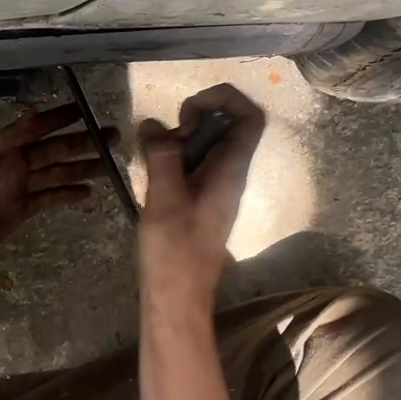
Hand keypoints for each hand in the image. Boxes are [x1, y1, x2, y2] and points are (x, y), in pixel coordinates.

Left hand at [0, 103, 116, 265]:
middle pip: (52, 151)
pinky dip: (67, 194)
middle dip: (80, 144)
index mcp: (0, 147)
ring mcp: (18, 188)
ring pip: (55, 174)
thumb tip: (36, 114)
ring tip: (108, 165)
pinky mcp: (21, 211)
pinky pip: (49, 198)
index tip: (85, 111)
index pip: (36, 129)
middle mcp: (12, 164)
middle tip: (111, 138)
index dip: (59, 119)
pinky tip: (88, 191)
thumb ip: (9, 138)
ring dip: (80, 168)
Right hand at [137, 85, 265, 313]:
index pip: (250, 118)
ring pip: (207, 147)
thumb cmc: (174, 252)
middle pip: (228, 127)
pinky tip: (150, 173)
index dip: (224, 99)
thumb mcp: (164, 199)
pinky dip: (173, 159)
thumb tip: (153, 123)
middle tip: (167, 134)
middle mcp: (229, 176)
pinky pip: (193, 167)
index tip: (187, 110)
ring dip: (180, 139)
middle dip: (196, 117)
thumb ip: (162, 157)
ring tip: (152, 153)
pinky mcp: (198, 203)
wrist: (177, 299)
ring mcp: (214, 190)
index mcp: (230, 172)